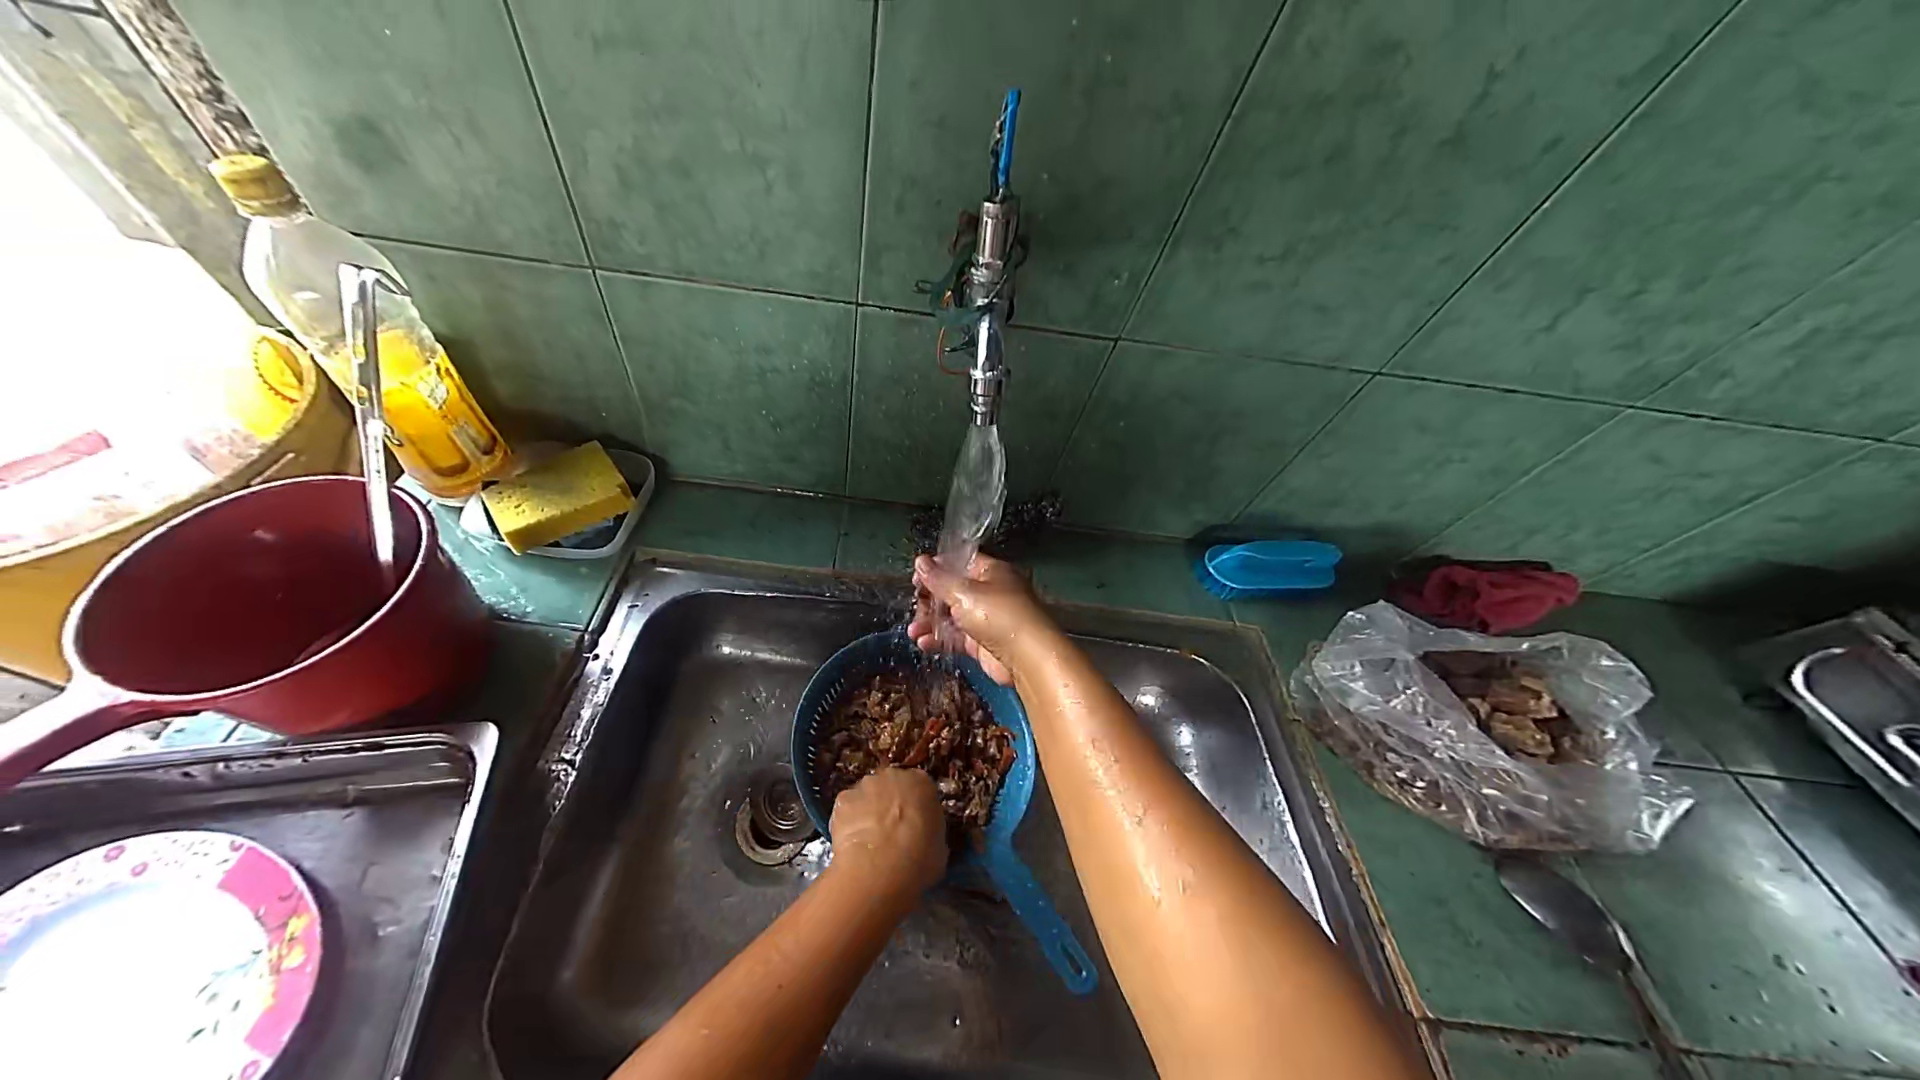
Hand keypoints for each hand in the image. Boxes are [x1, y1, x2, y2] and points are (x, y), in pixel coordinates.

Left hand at [829, 767, 946, 900]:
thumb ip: (930, 831)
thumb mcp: (939, 846)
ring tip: (866, 839)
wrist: (881, 868)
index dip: (914, 806)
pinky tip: (850, 842)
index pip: (919, 787)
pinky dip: (847, 821)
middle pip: (889, 786)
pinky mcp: (843, 799)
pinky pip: (846, 808)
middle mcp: (894, 775)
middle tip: (888, 831)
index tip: (911, 823)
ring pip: (865, 795)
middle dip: (888, 803)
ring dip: (866, 810)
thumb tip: (922, 836)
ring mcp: (866, 785)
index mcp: (923, 782)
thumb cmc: (919, 859)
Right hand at [909, 553, 1050, 685]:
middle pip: (952, 591)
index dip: (936, 569)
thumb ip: (938, 578)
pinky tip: (924, 643)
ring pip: (952, 617)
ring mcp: (987, 619)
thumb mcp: (964, 592)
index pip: (959, 563)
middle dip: (930, 600)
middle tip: (916, 606)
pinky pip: (956, 638)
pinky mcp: (983, 644)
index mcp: (991, 572)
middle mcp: (990, 593)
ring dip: (930, 623)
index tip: (917, 578)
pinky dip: (939, 639)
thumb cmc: (1000, 616)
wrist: (1027, 659)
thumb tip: (921, 561)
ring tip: (914, 631)